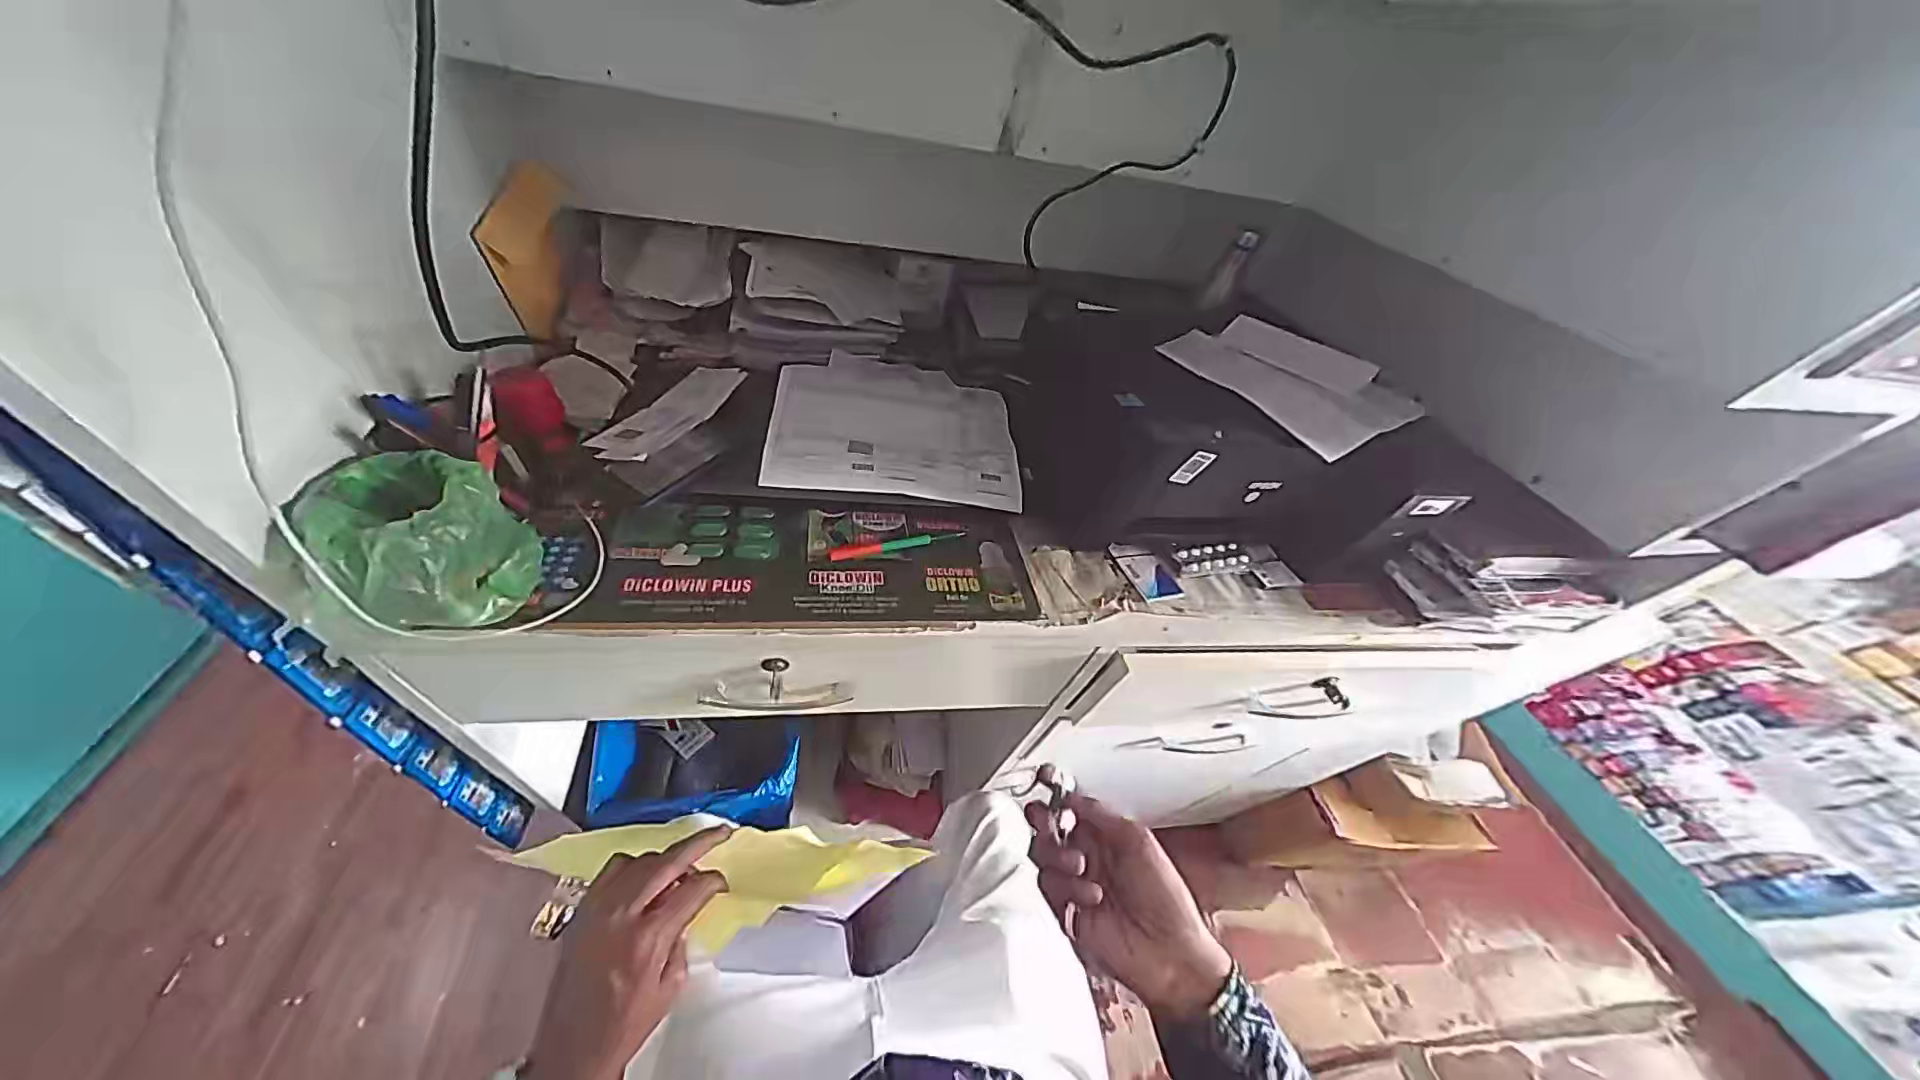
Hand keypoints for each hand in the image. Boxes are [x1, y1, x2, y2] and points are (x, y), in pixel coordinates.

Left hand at [524, 826, 731, 1079]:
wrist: (571, 1050)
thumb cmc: (623, 1024)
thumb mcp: (670, 985)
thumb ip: (681, 938)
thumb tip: (687, 909)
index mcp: (649, 939)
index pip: (692, 888)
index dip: (713, 881)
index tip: (720, 883)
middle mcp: (621, 917)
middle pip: (667, 862)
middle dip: (699, 843)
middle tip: (719, 834)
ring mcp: (597, 911)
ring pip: (639, 860)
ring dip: (665, 859)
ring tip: (678, 870)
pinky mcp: (580, 913)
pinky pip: (611, 871)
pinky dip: (633, 867)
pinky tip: (643, 879)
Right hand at [1027, 792, 1231, 1021]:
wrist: (1170, 954)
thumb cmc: (1167, 900)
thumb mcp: (1138, 842)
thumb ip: (1101, 816)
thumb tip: (1073, 797)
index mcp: (1106, 835)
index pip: (1073, 806)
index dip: (1057, 790)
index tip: (1046, 778)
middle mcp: (1088, 855)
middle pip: (1048, 827)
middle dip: (1042, 819)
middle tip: (1046, 819)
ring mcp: (1076, 883)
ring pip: (1042, 855)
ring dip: (1058, 855)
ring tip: (1081, 866)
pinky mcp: (1067, 910)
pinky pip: (1048, 887)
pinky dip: (1066, 887)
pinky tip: (1091, 896)